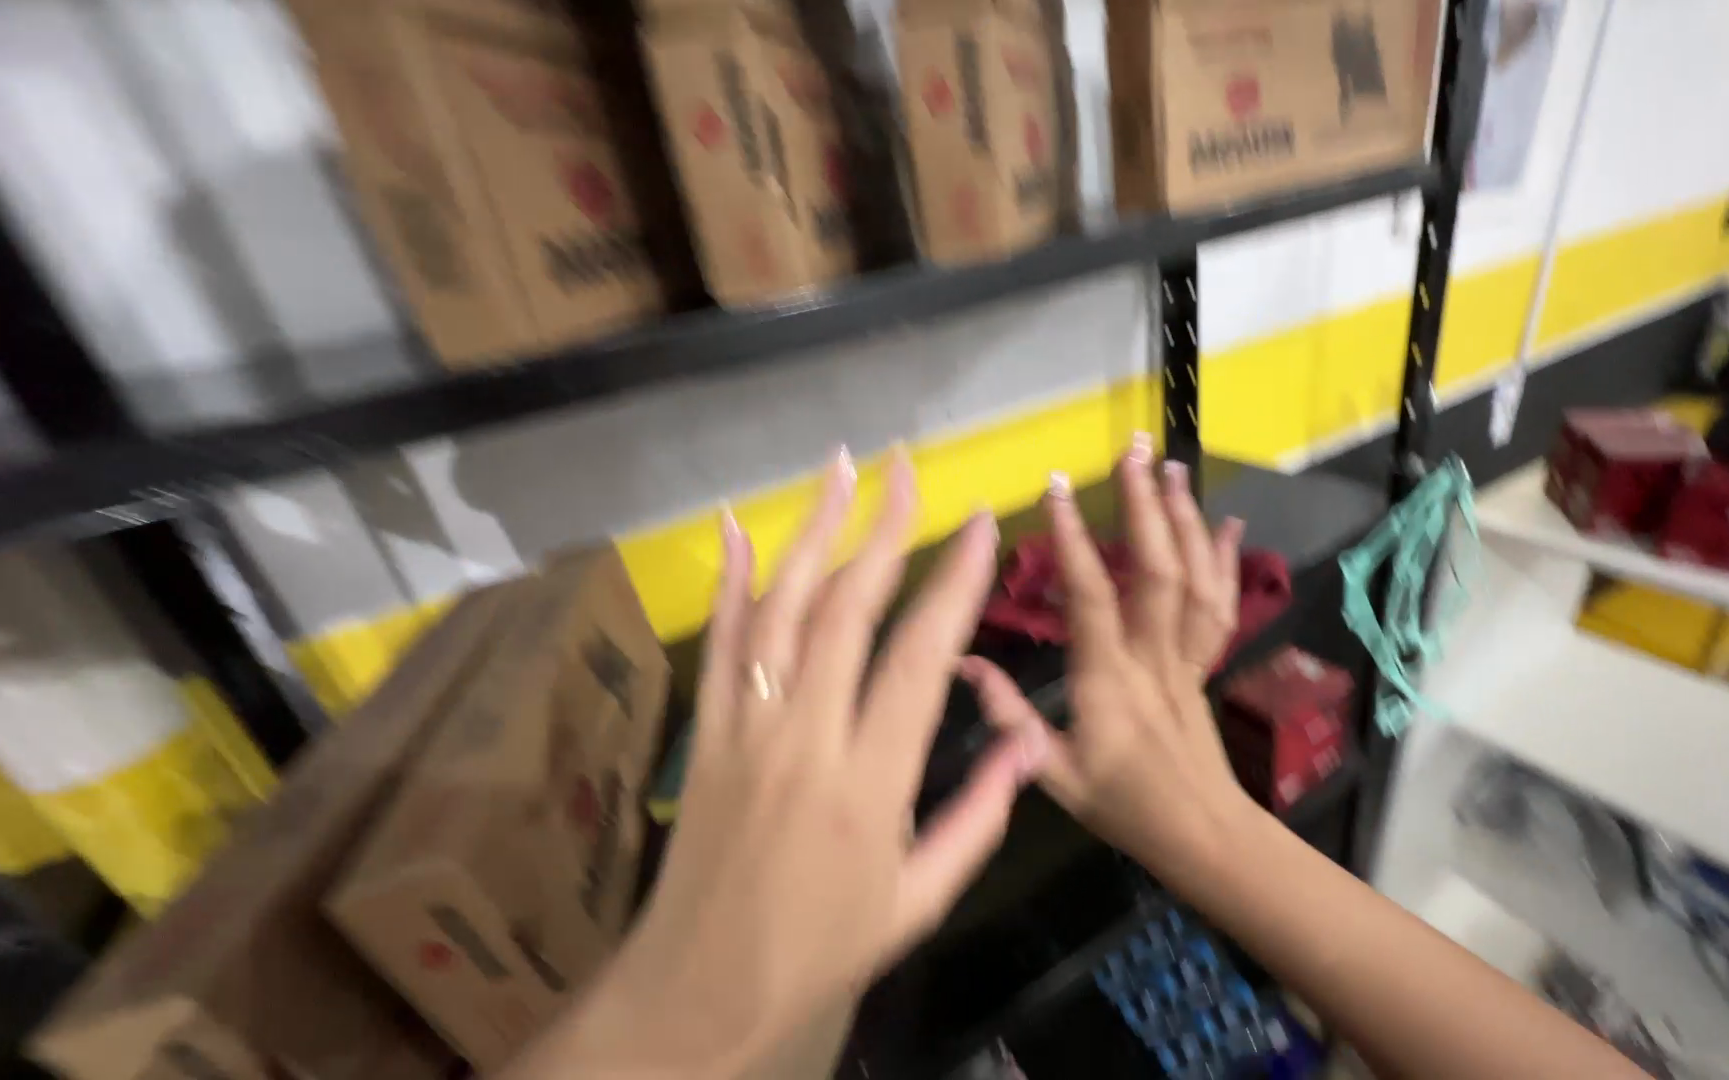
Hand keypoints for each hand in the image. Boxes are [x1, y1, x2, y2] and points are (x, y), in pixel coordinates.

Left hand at [573, 448, 1045, 1078]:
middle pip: (848, 610)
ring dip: (812, 532)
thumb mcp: (919, 901)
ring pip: (782, 609)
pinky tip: (741, 529)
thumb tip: (1029, 745)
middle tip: (906, 469)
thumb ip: (978, 817)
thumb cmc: (822, 949)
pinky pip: (721, 644)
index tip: (979, 526)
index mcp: (872, 780)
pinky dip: (731, 582)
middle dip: (884, 530)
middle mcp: (808, 735)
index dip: (954, 583)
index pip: (920, 656)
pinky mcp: (708, 731)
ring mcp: (749, 726)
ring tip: (839, 469)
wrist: (699, 993)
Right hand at [961, 434, 1252, 878]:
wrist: (1203, 835)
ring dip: (1184, 519)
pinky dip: (1225, 562)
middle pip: (1155, 570)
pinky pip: (1220, 607)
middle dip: (1144, 505)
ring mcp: (1186, 656)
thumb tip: (961, 663)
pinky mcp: (1205, 663)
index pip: (1090, 597)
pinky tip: (1227, 524)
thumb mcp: (1053, 773)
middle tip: (1134, 451)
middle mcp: (1153, 656)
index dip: (1074, 539)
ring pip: (1194, 580)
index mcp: (1108, 680)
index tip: (1057, 489)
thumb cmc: (1123, 806)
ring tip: (1173, 469)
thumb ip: (1009, 717)